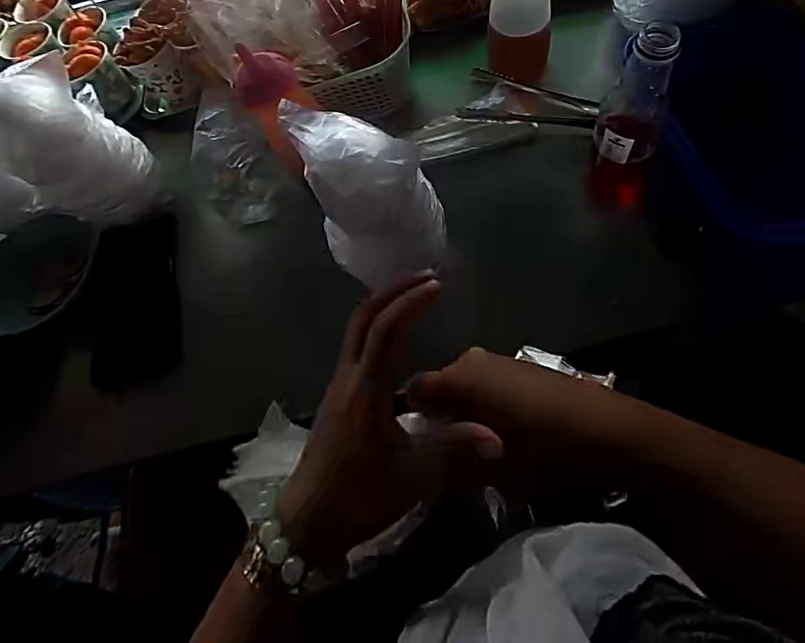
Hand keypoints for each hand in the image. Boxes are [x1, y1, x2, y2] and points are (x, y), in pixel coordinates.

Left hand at [277, 274, 500, 565]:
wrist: (304, 528)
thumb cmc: (358, 499)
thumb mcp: (413, 479)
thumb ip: (455, 451)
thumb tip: (499, 439)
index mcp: (366, 390)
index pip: (387, 330)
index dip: (410, 303)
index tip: (437, 285)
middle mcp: (348, 378)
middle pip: (364, 317)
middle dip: (393, 290)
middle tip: (425, 276)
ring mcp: (338, 386)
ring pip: (356, 329)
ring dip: (383, 304)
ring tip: (414, 295)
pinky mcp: (337, 397)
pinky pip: (356, 344)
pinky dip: (376, 325)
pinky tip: (397, 337)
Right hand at [406, 347, 657, 492]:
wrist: (610, 431)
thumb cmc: (546, 449)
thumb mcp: (493, 470)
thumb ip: (451, 466)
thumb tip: (424, 470)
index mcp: (460, 376)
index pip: (414, 392)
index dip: (412, 424)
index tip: (418, 453)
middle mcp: (474, 359)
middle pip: (441, 392)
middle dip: (442, 424)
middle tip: (451, 461)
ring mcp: (501, 362)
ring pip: (467, 392)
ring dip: (468, 421)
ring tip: (483, 455)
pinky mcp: (523, 370)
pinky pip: (490, 390)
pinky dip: (490, 413)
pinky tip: (508, 440)